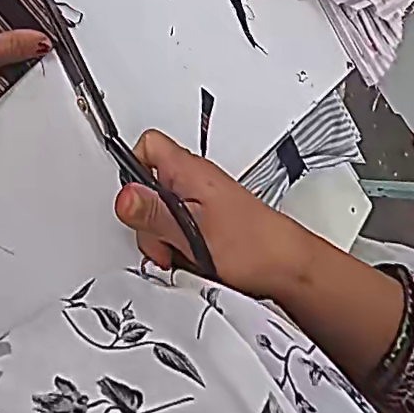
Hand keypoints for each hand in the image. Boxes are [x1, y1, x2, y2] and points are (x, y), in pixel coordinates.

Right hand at [115, 130, 408, 377]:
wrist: (289, 266)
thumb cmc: (255, 245)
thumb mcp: (194, 233)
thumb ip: (155, 215)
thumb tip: (124, 197)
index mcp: (188, 170)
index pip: (147, 145)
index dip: (132, 168)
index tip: (131, 201)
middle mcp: (194, 179)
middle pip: (147, 186)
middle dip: (148, 220)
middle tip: (164, 240)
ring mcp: (201, 200)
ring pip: (160, 212)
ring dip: (164, 238)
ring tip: (186, 253)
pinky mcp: (207, 220)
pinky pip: (177, 228)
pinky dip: (179, 246)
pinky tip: (194, 259)